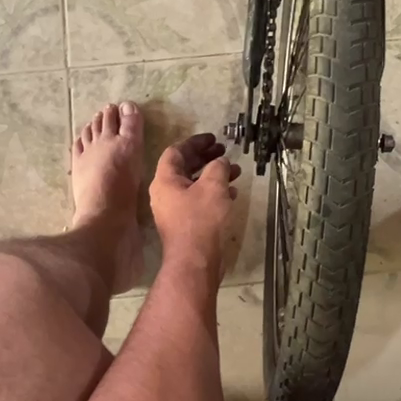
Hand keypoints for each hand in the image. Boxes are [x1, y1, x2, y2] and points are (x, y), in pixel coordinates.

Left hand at [150, 133, 242, 282]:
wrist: (195, 261)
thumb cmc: (201, 218)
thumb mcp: (213, 185)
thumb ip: (217, 167)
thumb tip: (220, 162)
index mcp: (165, 180)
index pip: (176, 151)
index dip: (195, 142)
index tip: (213, 139)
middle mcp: (165, 193)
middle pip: (185, 167)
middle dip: (206, 158)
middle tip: (224, 151)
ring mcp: (174, 210)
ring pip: (195, 185)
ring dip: (214, 176)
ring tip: (235, 171)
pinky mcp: (185, 224)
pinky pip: (199, 201)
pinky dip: (214, 194)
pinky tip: (232, 193)